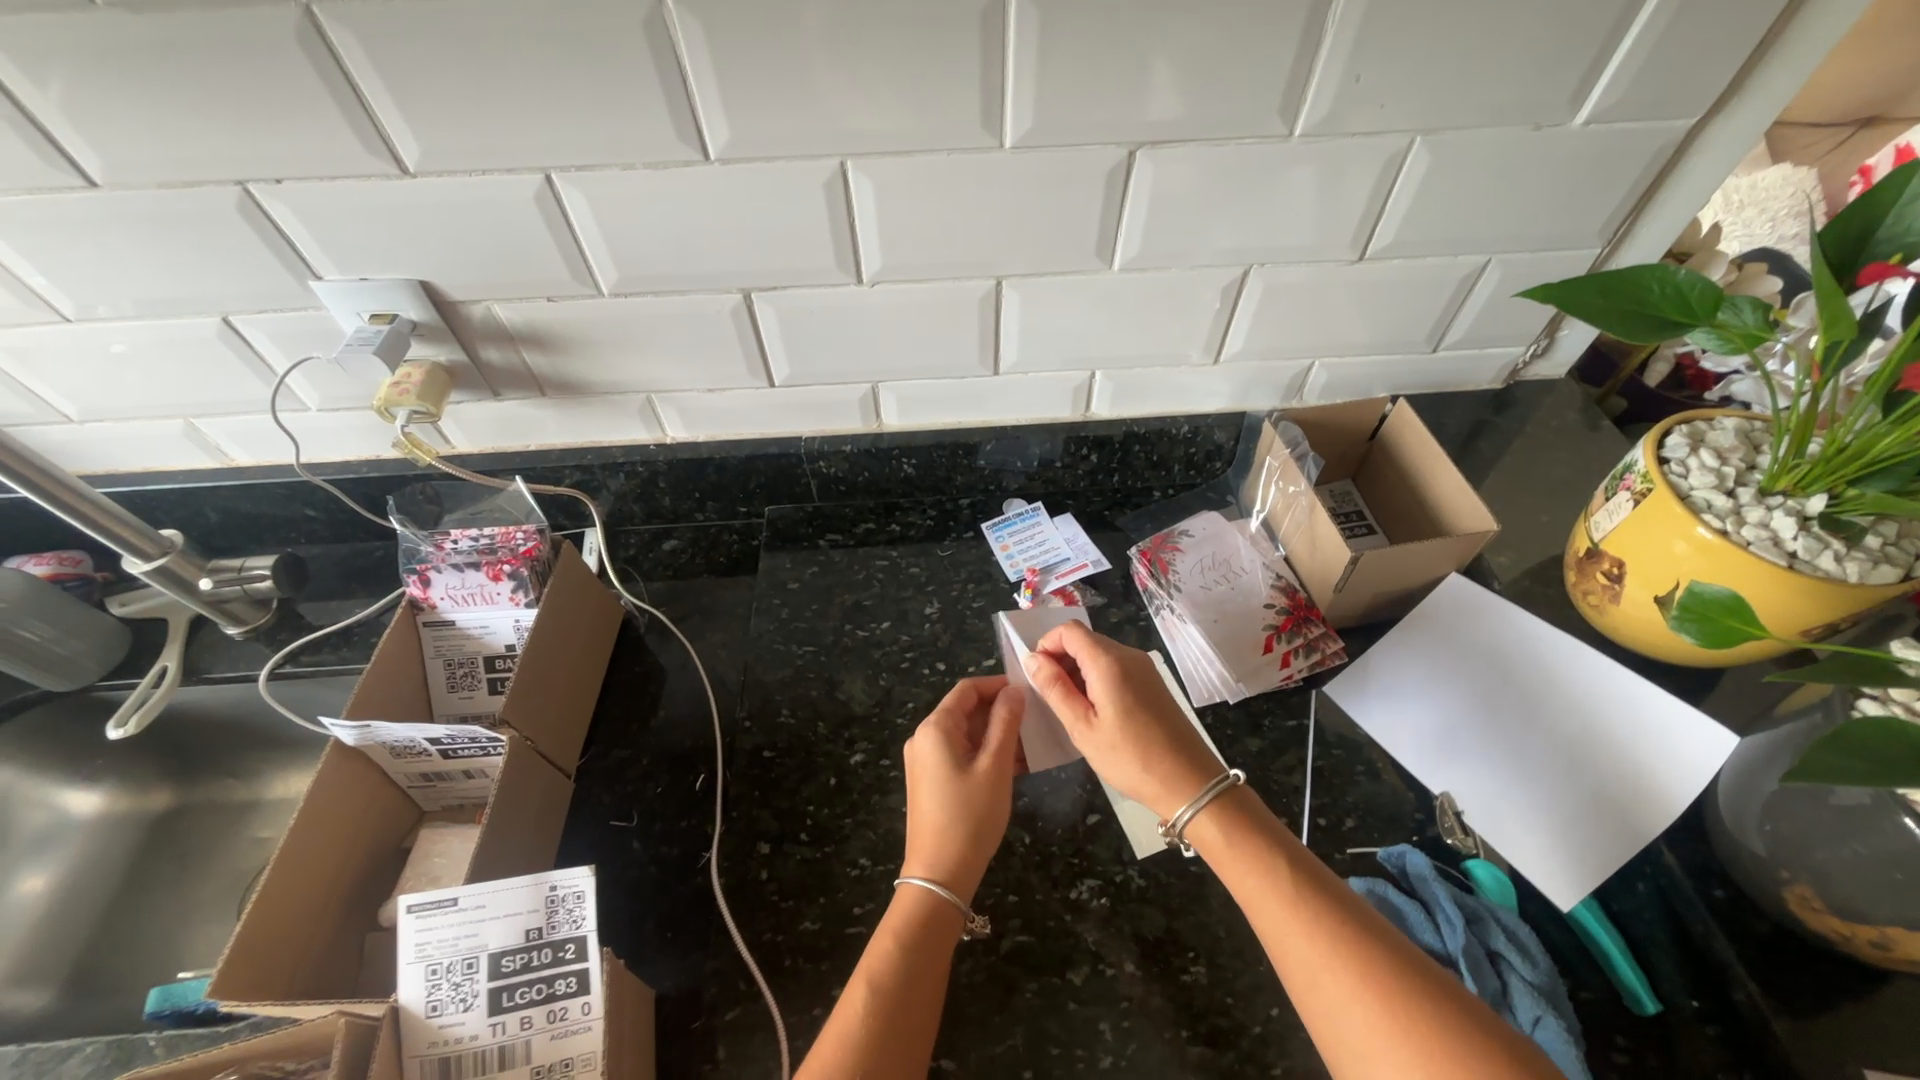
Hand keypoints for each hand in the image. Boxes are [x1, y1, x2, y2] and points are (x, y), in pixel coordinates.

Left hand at [899, 676, 1024, 902]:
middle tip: (1036, 722)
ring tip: (1031, 746)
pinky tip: (1014, 767)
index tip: (1030, 693)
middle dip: (1000, 713)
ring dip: (996, 736)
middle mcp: (924, 738)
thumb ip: (1006, 723)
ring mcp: (924, 761)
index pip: (967, 689)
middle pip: (965, 710)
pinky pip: (960, 754)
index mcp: (935, 727)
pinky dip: (985, 754)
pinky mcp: (930, 781)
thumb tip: (1015, 691)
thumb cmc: (970, 815)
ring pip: (965, 734)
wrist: (940, 873)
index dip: (998, 686)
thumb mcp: (995, 765)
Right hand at [1023, 622, 1222, 820]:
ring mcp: (1144, 668)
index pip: (1069, 630)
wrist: (1189, 781)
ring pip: (1100, 654)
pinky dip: (1097, 679)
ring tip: (1071, 709)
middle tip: (1050, 697)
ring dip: (1078, 671)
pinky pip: (1116, 668)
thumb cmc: (1130, 758)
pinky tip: (1096, 712)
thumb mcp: (1082, 727)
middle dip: (1060, 660)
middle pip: (1085, 640)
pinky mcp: (1152, 683)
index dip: (1046, 645)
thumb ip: (1055, 689)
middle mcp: (1128, 655)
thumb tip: (1032, 659)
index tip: (1037, 675)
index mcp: (1109, 662)